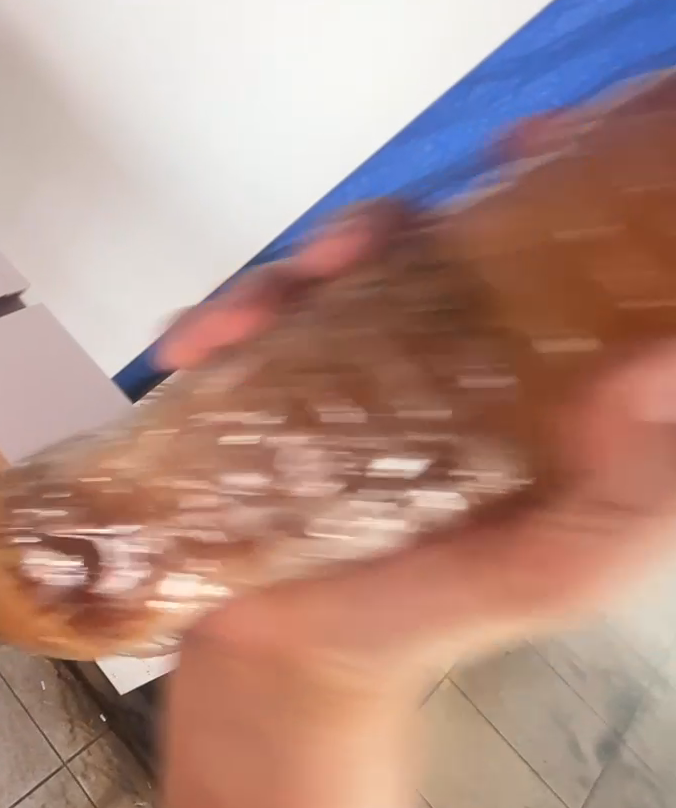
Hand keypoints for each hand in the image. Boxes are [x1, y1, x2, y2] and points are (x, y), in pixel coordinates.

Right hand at [162, 168, 675, 692]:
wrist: (281, 656)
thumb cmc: (416, 618)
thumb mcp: (551, 571)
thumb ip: (629, 491)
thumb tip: (659, 367)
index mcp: (517, 384)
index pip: (546, 259)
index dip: (546, 188)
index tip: (519, 151)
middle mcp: (418, 365)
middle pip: (405, 256)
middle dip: (367, 234)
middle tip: (331, 257)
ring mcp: (318, 383)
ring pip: (301, 290)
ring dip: (263, 285)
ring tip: (221, 327)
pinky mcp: (241, 406)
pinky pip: (223, 341)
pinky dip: (199, 328)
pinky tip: (180, 353)